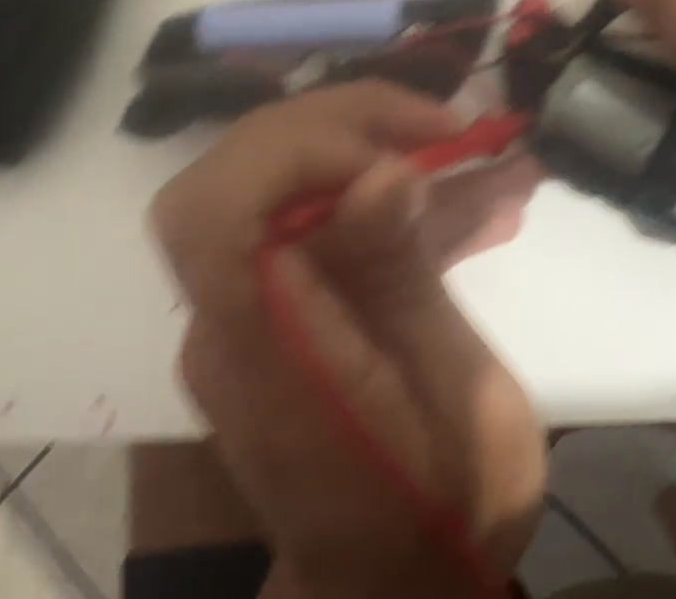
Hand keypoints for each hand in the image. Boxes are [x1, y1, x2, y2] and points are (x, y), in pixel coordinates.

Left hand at [151, 84, 545, 598]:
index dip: (295, 154)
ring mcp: (245, 308)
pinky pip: (311, 213)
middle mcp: (231, 321)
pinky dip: (379, 184)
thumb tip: (385, 173)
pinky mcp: (276, 303)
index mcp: (269, 359)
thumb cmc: (440, 512)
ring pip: (273, 177)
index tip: (402, 159)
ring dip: (365, 140)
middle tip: (448, 128)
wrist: (387, 579)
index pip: (212, 217)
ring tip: (463, 145)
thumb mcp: (458, 405)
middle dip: (342, 123)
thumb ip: (407, 287)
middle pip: (236, 172)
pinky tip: (457, 187)